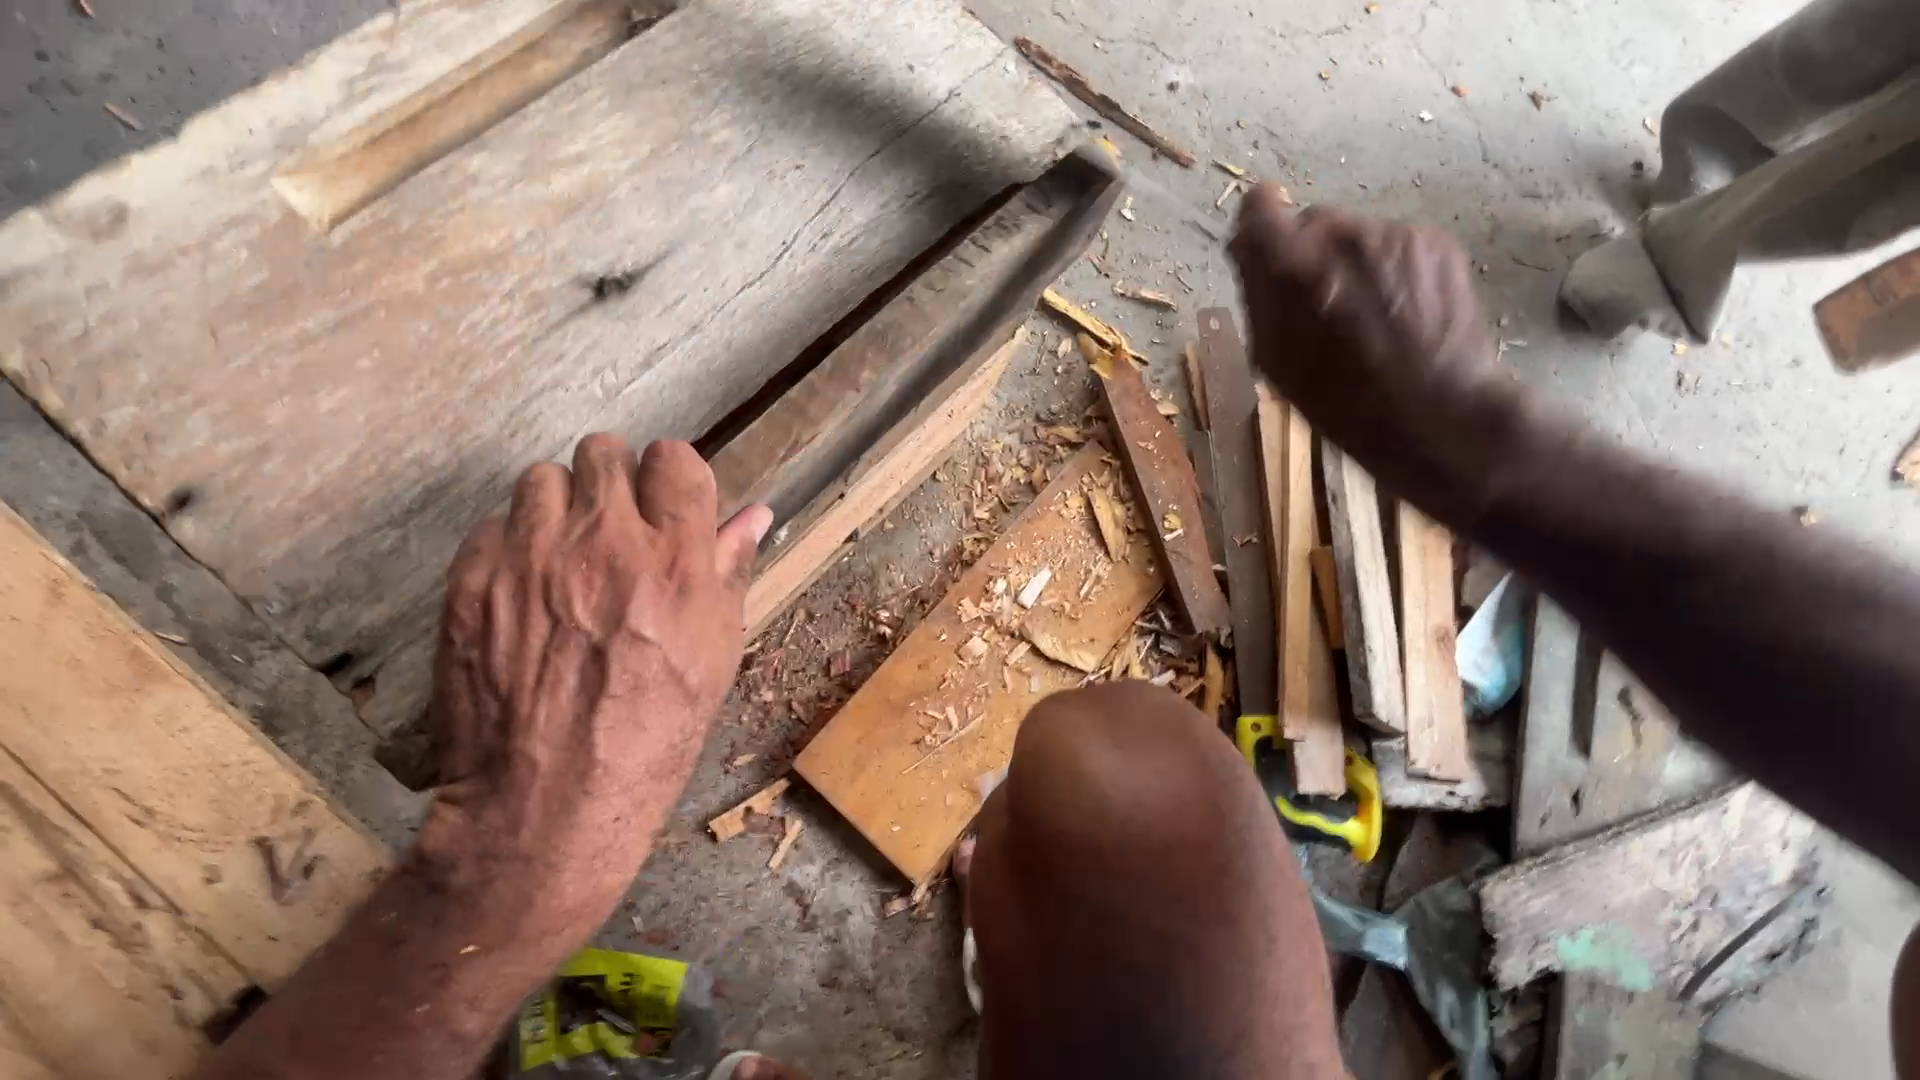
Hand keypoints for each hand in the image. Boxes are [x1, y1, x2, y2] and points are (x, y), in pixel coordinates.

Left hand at [415, 434, 770, 926]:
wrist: (549, 800)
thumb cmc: (655, 731)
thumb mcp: (717, 653)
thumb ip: (730, 570)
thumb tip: (756, 514)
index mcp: (675, 560)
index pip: (675, 458)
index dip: (673, 478)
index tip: (668, 507)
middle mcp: (603, 541)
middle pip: (604, 451)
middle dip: (616, 483)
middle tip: (615, 531)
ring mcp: (530, 556)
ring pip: (543, 478)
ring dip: (560, 508)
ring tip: (565, 559)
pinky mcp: (471, 579)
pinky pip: (493, 524)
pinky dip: (512, 545)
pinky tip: (524, 592)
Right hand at [1230, 187, 1520, 520]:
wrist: (1436, 412)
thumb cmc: (1340, 400)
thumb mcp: (1273, 358)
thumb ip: (1256, 293)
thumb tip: (1247, 247)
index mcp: (1292, 266)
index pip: (1259, 206)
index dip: (1259, 224)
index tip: (1265, 246)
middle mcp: (1343, 234)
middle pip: (1311, 222)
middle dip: (1308, 254)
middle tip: (1321, 303)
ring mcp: (1393, 234)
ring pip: (1355, 234)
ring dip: (1351, 263)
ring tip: (1366, 316)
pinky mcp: (1434, 240)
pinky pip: (1394, 245)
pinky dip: (1389, 270)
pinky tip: (1399, 313)